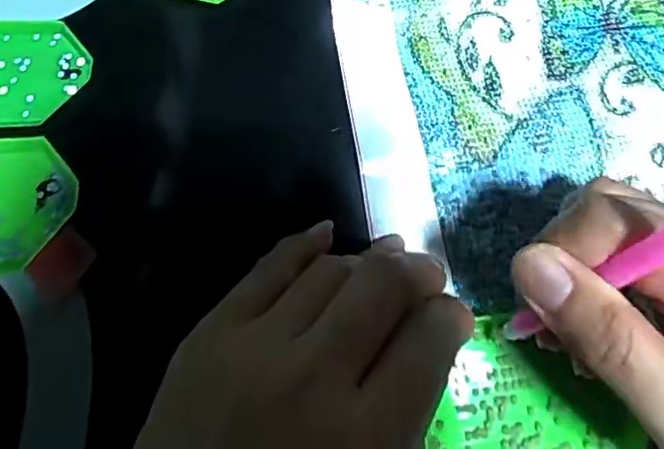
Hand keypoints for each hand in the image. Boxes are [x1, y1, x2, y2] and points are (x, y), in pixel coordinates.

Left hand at [136, 221, 472, 448]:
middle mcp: (314, 379)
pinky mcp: (210, 334)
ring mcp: (256, 348)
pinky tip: (327, 235)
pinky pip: (270, 265)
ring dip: (369, 260)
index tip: (452, 315)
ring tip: (385, 260)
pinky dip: (305, 244)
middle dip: (419, 271)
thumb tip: (432, 342)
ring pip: (332, 269)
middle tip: (428, 275)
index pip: (428, 340)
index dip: (451, 316)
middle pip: (384, 285)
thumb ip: (406, 421)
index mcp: (363, 439)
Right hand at [511, 179, 663, 448]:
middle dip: (570, 264)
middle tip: (563, 344)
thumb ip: (617, 347)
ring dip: (586, 266)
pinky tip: (622, 323)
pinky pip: (644, 233)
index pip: (621, 223)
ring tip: (590, 341)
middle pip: (615, 207)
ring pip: (621, 213)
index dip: (563, 260)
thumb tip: (528, 262)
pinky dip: (613, 269)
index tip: (536, 326)